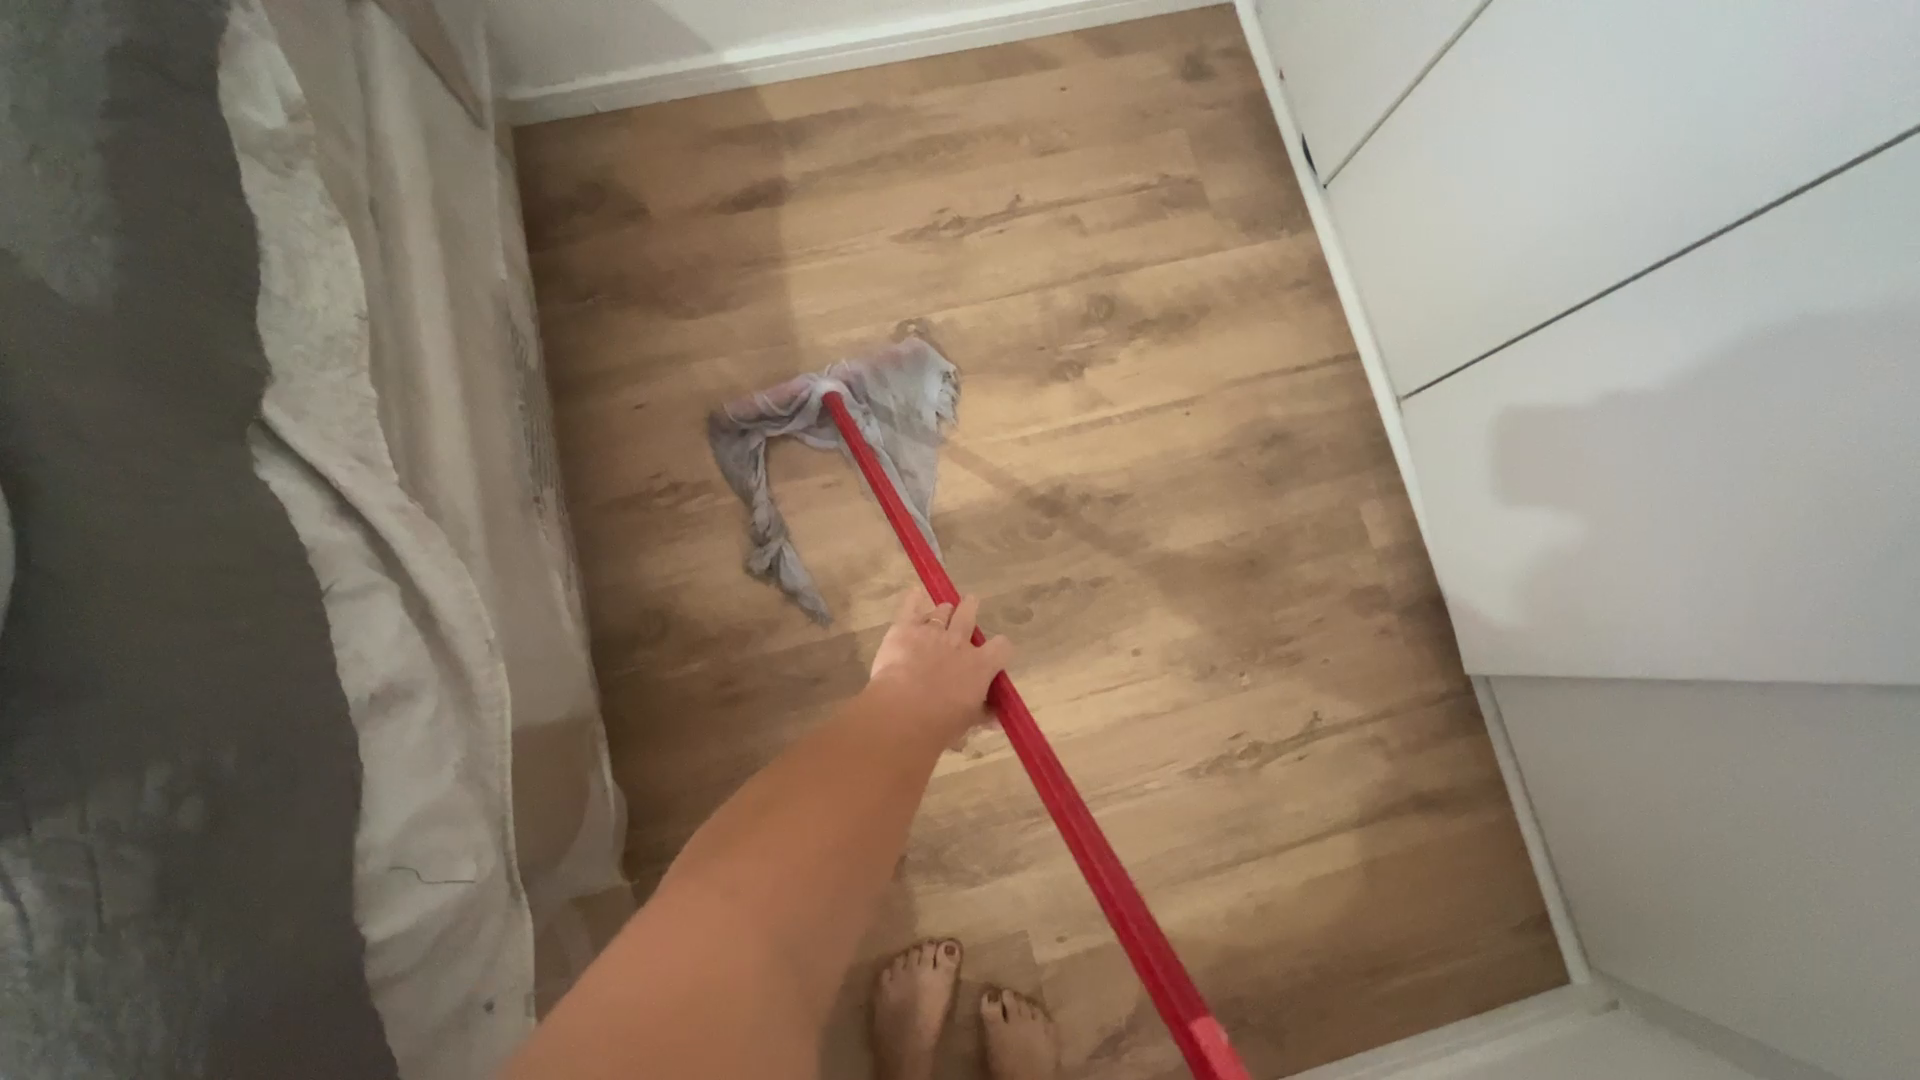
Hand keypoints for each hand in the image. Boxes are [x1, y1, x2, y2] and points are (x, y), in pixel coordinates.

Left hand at [866, 591, 1014, 742]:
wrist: (904, 711)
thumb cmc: (940, 723)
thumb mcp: (968, 721)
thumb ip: (982, 713)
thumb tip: (995, 718)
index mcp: (980, 665)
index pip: (1002, 647)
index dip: (999, 649)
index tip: (994, 653)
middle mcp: (959, 642)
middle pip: (969, 614)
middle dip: (970, 608)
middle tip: (970, 604)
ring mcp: (932, 631)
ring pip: (942, 610)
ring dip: (943, 611)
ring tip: (941, 612)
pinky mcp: (905, 628)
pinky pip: (911, 606)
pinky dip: (913, 599)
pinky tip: (914, 593)